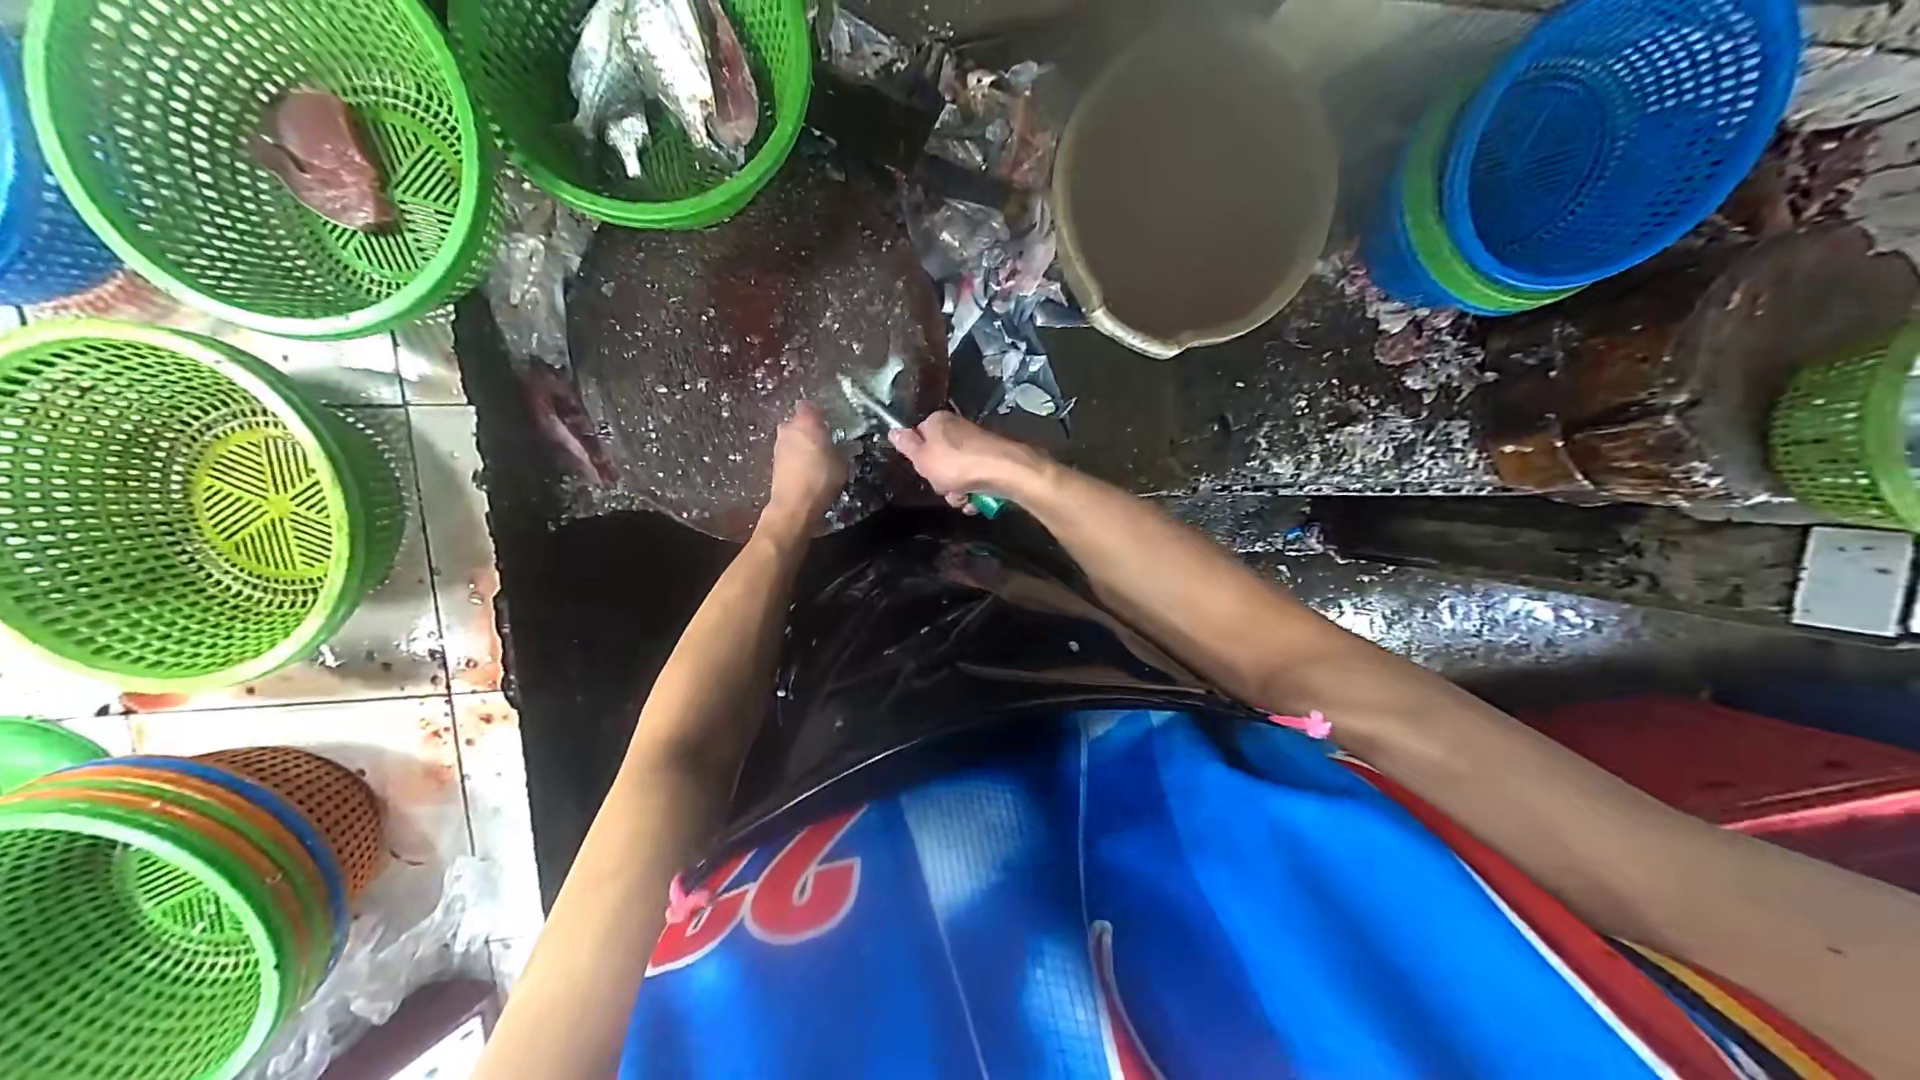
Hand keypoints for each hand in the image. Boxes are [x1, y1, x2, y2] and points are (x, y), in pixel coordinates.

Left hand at [762, 401, 843, 535]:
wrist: (794, 504)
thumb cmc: (822, 478)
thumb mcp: (842, 463)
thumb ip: (841, 448)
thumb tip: (842, 445)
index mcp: (807, 422)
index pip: (809, 406)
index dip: (819, 413)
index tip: (828, 423)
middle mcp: (788, 428)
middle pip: (799, 422)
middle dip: (809, 429)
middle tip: (825, 442)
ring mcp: (778, 445)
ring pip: (792, 437)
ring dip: (802, 444)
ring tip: (816, 459)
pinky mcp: (773, 461)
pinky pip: (788, 453)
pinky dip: (796, 457)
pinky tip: (806, 470)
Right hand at [887, 412, 1044, 512]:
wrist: (1003, 471)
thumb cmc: (956, 463)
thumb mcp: (922, 457)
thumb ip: (906, 445)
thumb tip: (893, 431)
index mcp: (938, 422)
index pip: (918, 438)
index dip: (918, 458)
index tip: (923, 469)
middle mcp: (957, 430)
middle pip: (937, 461)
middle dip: (939, 480)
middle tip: (944, 484)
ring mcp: (975, 446)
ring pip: (954, 475)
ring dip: (955, 492)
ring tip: (963, 496)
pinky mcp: (989, 462)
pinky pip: (972, 481)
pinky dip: (972, 494)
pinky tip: (975, 500)